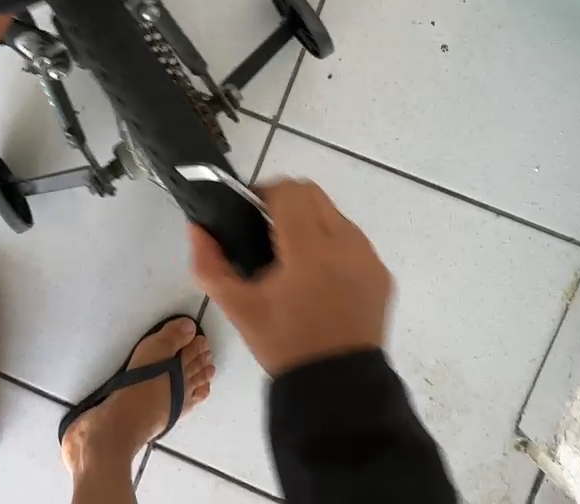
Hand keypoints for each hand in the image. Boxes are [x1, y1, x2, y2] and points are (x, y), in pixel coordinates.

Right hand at [188, 179, 391, 376]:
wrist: (338, 389)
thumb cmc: (284, 344)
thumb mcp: (237, 306)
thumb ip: (208, 263)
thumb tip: (197, 227)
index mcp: (309, 250)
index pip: (289, 191)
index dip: (264, 193)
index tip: (250, 215)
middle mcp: (345, 245)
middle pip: (311, 193)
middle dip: (286, 203)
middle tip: (266, 232)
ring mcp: (369, 259)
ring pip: (333, 213)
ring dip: (310, 221)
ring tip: (294, 257)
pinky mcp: (382, 274)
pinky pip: (353, 239)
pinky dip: (332, 243)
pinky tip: (318, 276)